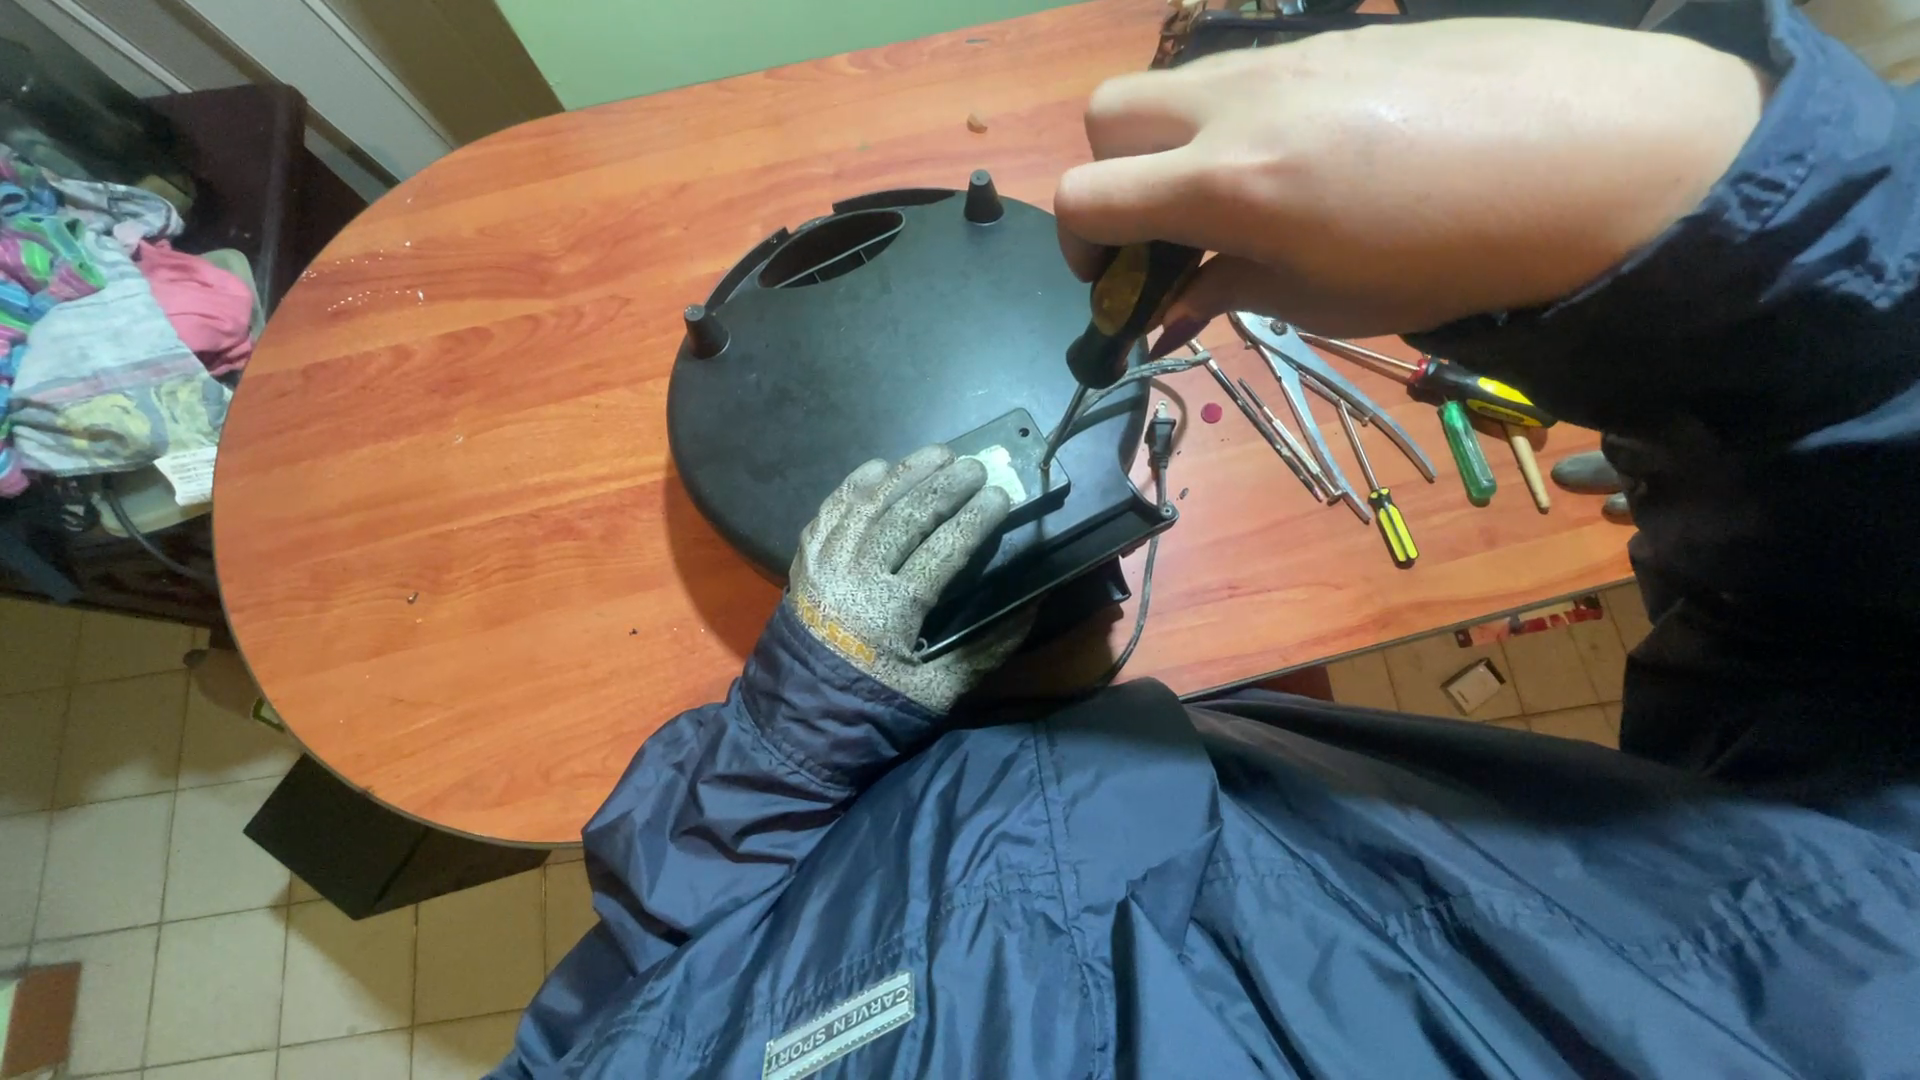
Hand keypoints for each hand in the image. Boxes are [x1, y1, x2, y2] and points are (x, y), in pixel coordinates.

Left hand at [788, 445, 1028, 712]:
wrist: (799, 721)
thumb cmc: (874, 708)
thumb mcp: (937, 694)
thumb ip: (986, 649)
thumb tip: (1033, 605)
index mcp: (891, 610)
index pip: (943, 548)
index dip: (976, 519)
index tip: (1002, 496)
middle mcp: (854, 575)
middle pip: (905, 516)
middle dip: (945, 486)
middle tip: (975, 466)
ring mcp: (824, 563)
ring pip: (867, 503)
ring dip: (905, 473)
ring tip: (938, 454)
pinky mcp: (804, 561)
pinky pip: (830, 510)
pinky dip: (855, 485)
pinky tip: (880, 468)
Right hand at [1054, 18, 1768, 337]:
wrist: (1599, 158)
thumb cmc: (1443, 259)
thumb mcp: (1314, 300)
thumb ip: (1222, 294)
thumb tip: (1164, 312)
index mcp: (1224, 185)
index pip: (1084, 195)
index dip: (1076, 246)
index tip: (1111, 281)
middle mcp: (1235, 106)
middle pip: (1105, 115)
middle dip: (1107, 176)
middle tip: (1155, 227)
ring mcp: (1284, 58)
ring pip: (1172, 86)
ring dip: (1168, 145)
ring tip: (1230, 197)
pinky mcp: (1331, 38)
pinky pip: (1243, 73)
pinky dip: (1232, 121)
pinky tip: (1297, 158)